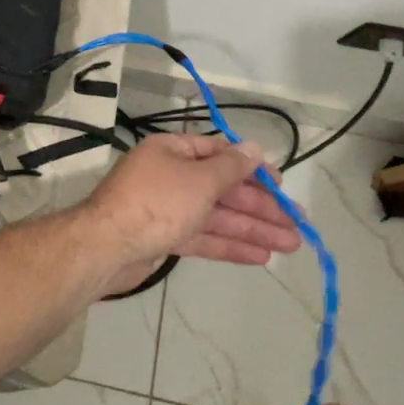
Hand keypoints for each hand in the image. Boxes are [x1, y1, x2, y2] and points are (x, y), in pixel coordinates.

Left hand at [80, 133, 299, 294]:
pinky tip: (259, 257)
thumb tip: (254, 148)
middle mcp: (166, 176)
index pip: (217, 153)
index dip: (251, 168)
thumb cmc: (155, 204)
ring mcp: (162, 209)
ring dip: (252, 229)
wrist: (105, 247)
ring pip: (214, 215)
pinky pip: (201, 237)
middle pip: (220, 188)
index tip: (281, 185)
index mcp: (170, 151)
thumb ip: (231, 166)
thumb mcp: (199, 180)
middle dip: (259, 206)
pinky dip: (228, 245)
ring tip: (291, 245)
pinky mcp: (160, 237)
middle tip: (298, 225)